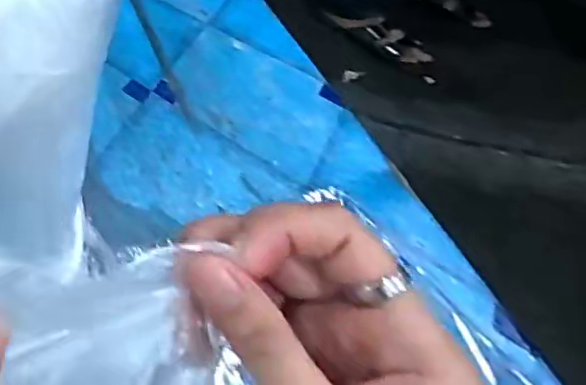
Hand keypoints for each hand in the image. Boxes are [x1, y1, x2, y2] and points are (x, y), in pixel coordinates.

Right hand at [181, 202, 479, 384]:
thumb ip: (264, 342)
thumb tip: (197, 262)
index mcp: (403, 330)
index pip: (341, 235)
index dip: (282, 228)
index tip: (229, 262)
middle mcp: (365, 316)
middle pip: (295, 246)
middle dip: (233, 248)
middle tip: (182, 277)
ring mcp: (332, 336)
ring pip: (268, 271)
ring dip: (219, 275)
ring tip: (182, 308)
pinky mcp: (304, 355)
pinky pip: (259, 309)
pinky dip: (224, 309)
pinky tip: (195, 325)